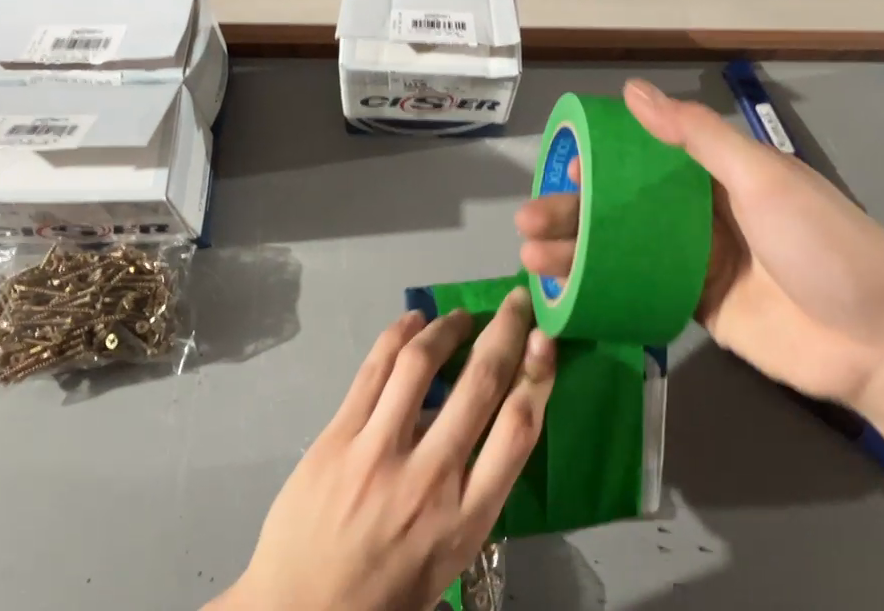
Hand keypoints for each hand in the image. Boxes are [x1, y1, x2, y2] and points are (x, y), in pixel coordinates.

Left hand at [212, 289, 556, 610]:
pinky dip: (397, 336)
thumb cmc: (385, 591)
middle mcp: (430, 477)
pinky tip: (412, 321)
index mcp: (467, 516)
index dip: (538, 375)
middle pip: (479, 384)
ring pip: (421, 365)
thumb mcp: (450, 556)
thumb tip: (482, 421)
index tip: (546, 339)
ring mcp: (379, 453)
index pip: (518, 429)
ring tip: (461, 315)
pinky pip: (373, 372)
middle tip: (517, 302)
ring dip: (448, 327)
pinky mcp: (337, 438)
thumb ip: (473, 491)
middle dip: (506, 332)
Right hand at [516, 79, 883, 407]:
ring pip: (627, 249)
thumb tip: (632, 90)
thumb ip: (697, 137)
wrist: (879, 342)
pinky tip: (564, 290)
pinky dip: (603, 288)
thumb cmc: (824, 245)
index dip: (603, 160)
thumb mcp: (762, 177)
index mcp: (723, 174)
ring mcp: (701, 263)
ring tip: (530, 254)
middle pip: (627, 207)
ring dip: (579, 250)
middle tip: (526, 218)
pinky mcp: (700, 309)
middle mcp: (706, 214)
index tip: (560, 165)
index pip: (649, 158)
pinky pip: (642, 290)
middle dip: (576, 212)